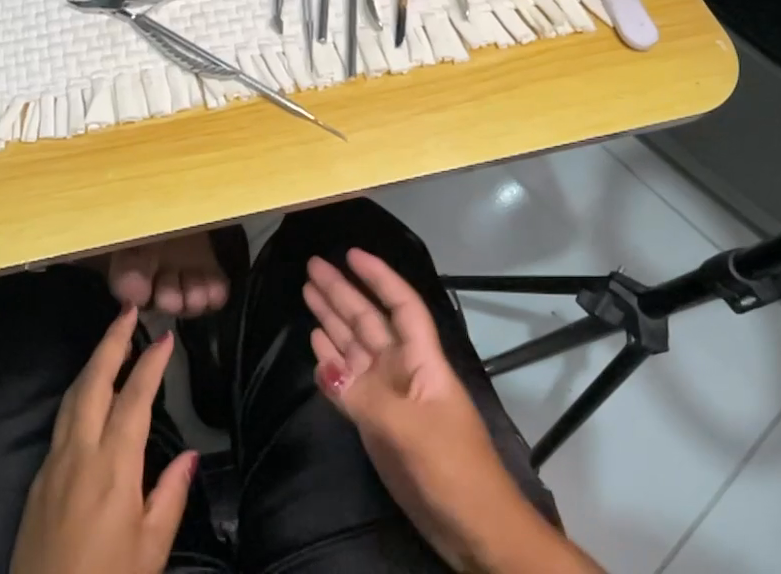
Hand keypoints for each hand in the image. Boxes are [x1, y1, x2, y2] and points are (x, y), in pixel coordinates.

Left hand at [11, 307, 197, 573]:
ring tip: (112, 341)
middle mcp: (78, 454)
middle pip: (93, 382)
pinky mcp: (37, 480)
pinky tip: (89, 393)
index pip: (134, 399)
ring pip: (71, 397)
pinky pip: (61, 420)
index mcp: (113, 467)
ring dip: (92, 362)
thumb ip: (169, 495)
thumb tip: (188, 456)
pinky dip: (79, 393)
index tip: (165, 336)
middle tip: (127, 310)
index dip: (150, 364)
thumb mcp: (150, 548)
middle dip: (111, 342)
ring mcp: (52, 464)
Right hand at [305, 250, 599, 573]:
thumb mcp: (409, 429)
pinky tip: (315, 344)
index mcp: (422, 362)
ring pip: (355, 347)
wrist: (472, 527)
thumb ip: (364, 396)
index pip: (400, 306)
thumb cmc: (453, 469)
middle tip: (310, 267)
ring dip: (332, 320)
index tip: (351, 254)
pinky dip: (330, 362)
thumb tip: (323, 366)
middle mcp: (402, 371)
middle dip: (343, 293)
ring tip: (307, 293)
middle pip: (369, 321)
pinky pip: (347, 382)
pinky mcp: (376, 423)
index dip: (378, 278)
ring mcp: (388, 397)